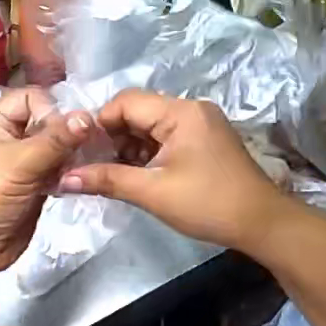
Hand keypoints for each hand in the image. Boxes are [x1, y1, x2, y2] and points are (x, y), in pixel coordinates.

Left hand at [0, 88, 90, 295]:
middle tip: (89, 145)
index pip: (32, 97)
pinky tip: (79, 177)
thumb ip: (57, 139)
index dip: (51, 110)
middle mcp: (7, 134)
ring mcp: (21, 160)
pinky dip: (68, 170)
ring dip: (71, 153)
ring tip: (85, 163)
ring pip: (56, 145)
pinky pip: (57, 166)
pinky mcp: (34, 182)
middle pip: (47, 120)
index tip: (66, 132)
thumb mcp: (21, 163)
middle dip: (67, 132)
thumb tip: (89, 116)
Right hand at [59, 91, 290, 253]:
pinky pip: (167, 136)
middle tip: (91, 164)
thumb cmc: (208, 204)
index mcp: (181, 112)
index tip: (79, 150)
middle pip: (139, 111)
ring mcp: (201, 123)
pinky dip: (149, 151)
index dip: (99, 123)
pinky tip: (136, 173)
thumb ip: (107, 179)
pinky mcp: (206, 139)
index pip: (126, 102)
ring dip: (129, 146)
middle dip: (113, 136)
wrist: (262, 223)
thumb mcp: (153, 192)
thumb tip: (63, 178)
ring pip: (151, 125)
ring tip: (110, 172)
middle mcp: (191, 108)